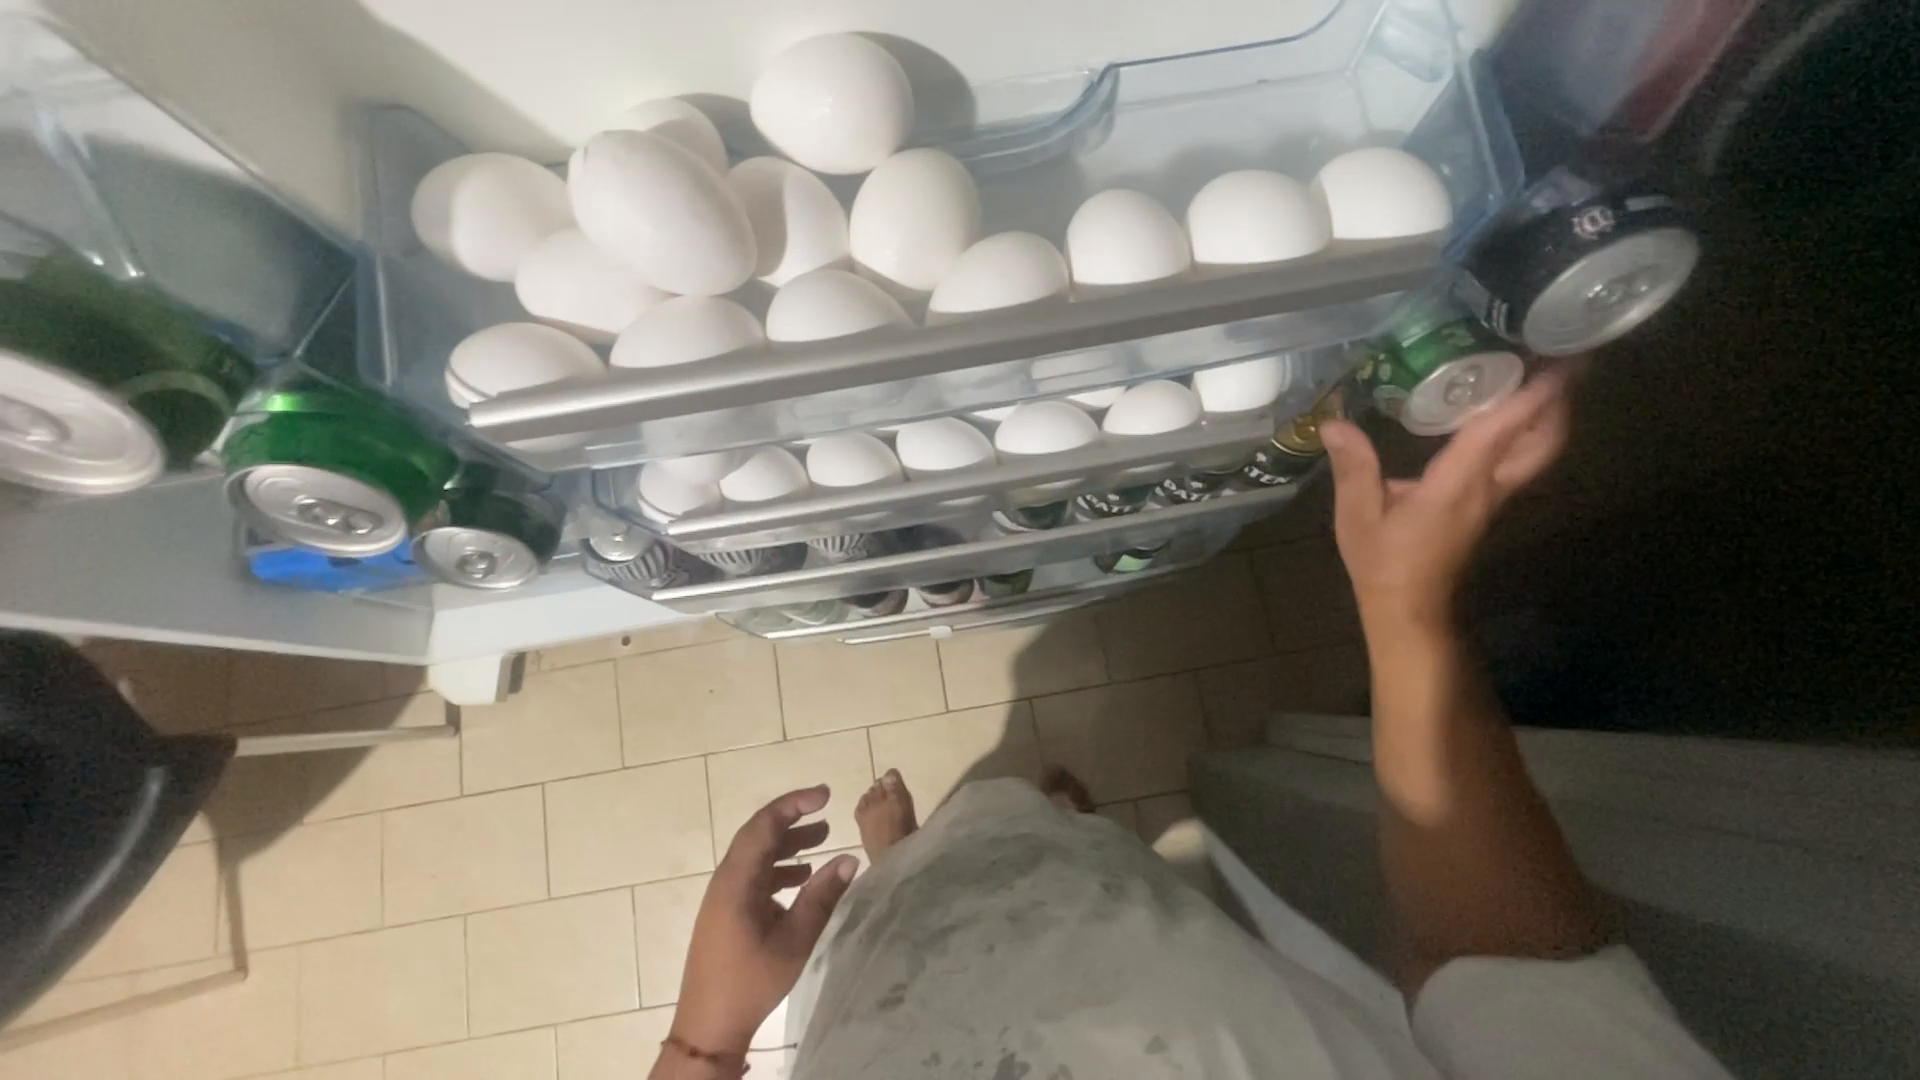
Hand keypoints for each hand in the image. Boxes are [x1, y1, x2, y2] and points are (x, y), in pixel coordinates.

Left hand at [670, 786, 858, 1056]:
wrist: (708, 1027)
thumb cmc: (751, 981)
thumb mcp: (794, 940)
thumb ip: (821, 896)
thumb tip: (849, 858)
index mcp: (737, 880)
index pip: (764, 825)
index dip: (794, 804)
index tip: (825, 795)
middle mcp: (726, 881)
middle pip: (759, 835)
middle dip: (793, 819)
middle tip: (827, 811)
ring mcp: (724, 897)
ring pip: (757, 855)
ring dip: (788, 844)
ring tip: (822, 839)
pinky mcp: (727, 913)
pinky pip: (755, 876)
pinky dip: (780, 868)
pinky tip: (803, 878)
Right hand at [1322, 364, 1573, 625]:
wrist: (1407, 606)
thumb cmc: (1383, 562)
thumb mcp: (1358, 515)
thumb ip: (1353, 467)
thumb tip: (1334, 423)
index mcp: (1456, 486)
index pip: (1499, 432)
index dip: (1528, 396)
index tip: (1555, 360)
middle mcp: (1486, 489)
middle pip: (1541, 442)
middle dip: (1557, 402)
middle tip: (1560, 362)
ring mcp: (1492, 500)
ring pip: (1536, 452)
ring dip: (1546, 417)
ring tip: (1540, 381)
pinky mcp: (1485, 507)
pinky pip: (1518, 462)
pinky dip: (1524, 434)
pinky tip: (1504, 420)